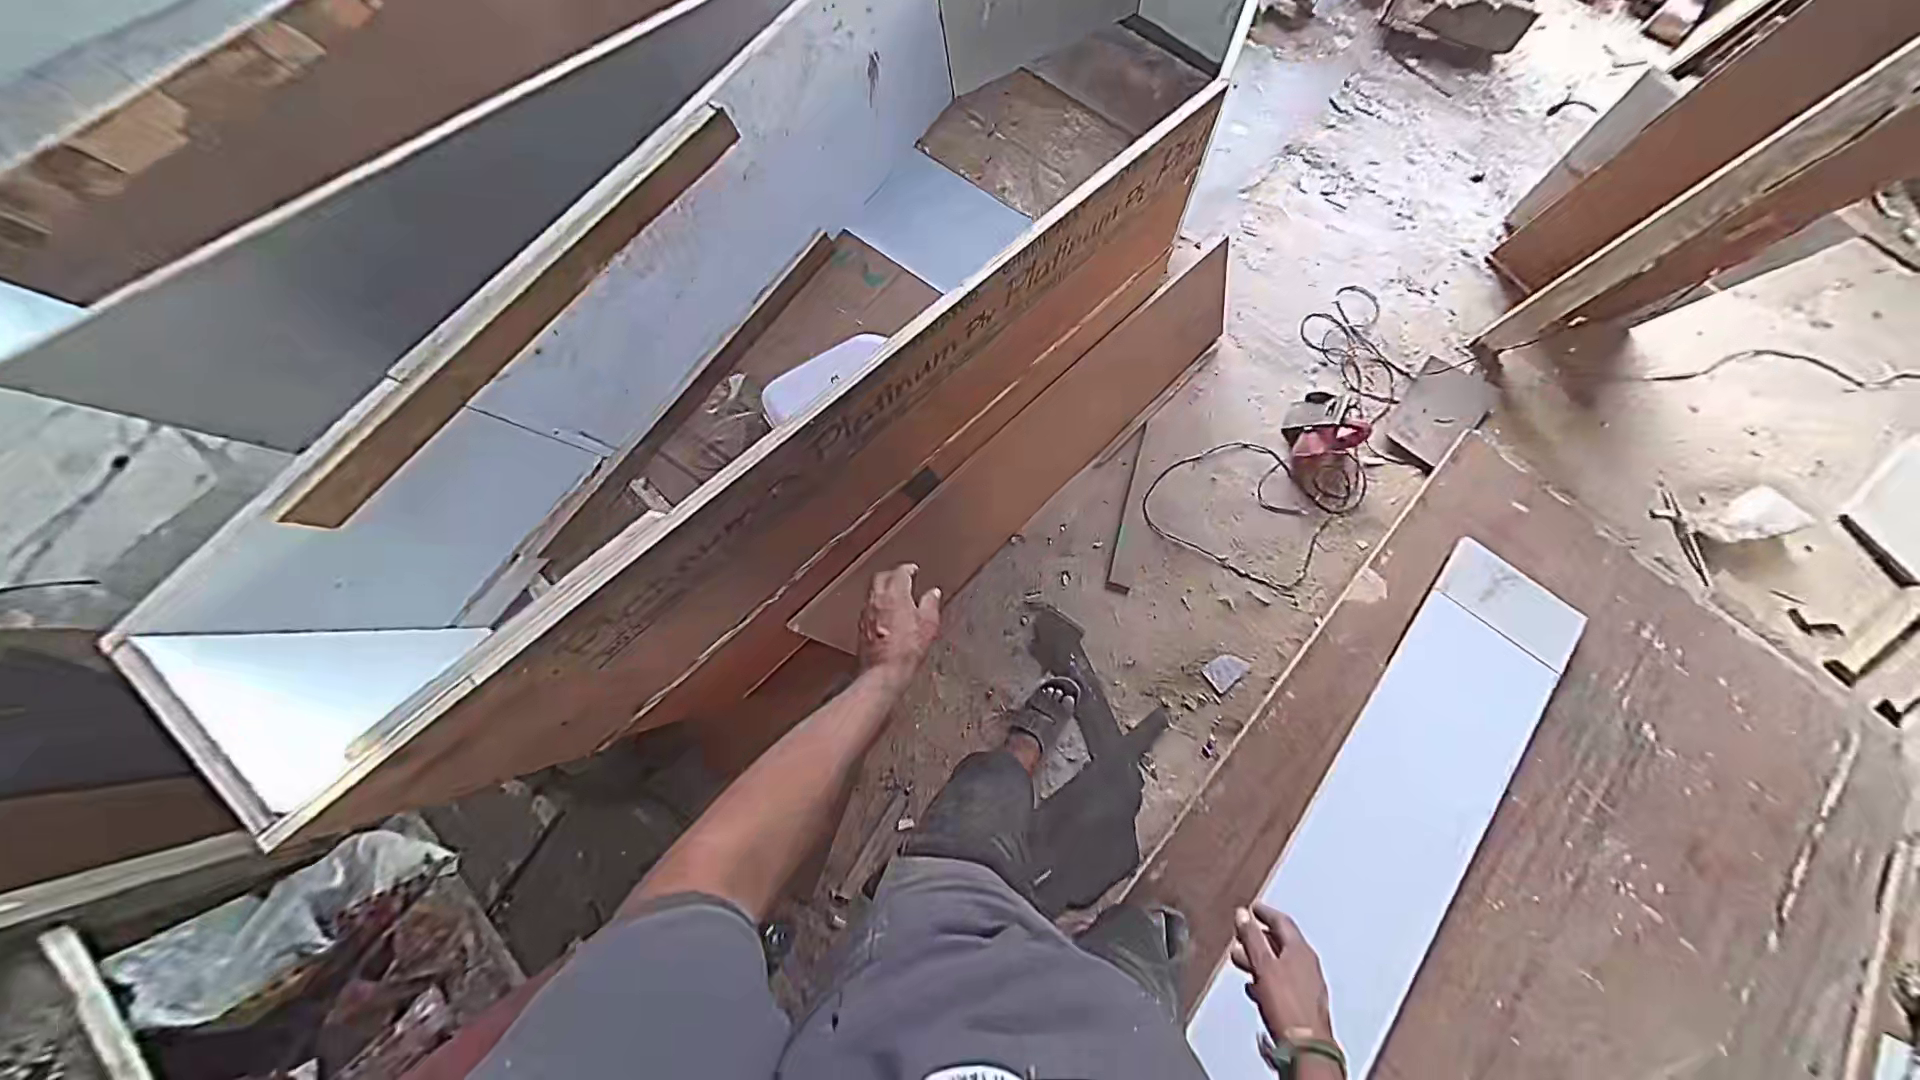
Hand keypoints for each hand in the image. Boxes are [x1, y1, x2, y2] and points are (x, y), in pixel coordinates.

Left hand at [858, 563, 940, 679]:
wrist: (884, 672)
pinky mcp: (861, 627)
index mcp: (895, 595)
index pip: (899, 572)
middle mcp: (877, 600)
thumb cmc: (906, 650)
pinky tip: (885, 614)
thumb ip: (930, 604)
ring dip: (883, 589)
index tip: (912, 570)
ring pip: (873, 592)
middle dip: (892, 574)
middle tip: (902, 577)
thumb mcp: (928, 625)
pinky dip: (878, 604)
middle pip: (881, 577)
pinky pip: (869, 608)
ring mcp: (866, 613)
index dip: (907, 569)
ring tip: (894, 594)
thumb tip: (933, 594)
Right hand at [1232, 903, 1333, 1045]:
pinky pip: (1283, 983)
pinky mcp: (1305, 1006)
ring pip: (1280, 964)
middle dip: (1259, 938)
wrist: (1305, 1050)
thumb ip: (1251, 937)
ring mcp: (1309, 986)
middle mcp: (1308, 965)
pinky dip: (1268, 978)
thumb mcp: (1262, 964)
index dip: (1264, 912)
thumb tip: (1242, 914)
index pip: (1282, 921)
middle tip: (1243, 933)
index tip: (1253, 908)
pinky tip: (1256, 986)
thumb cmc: (1288, 1006)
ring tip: (1242, 960)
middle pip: (1280, 943)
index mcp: (1301, 951)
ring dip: (1260, 960)